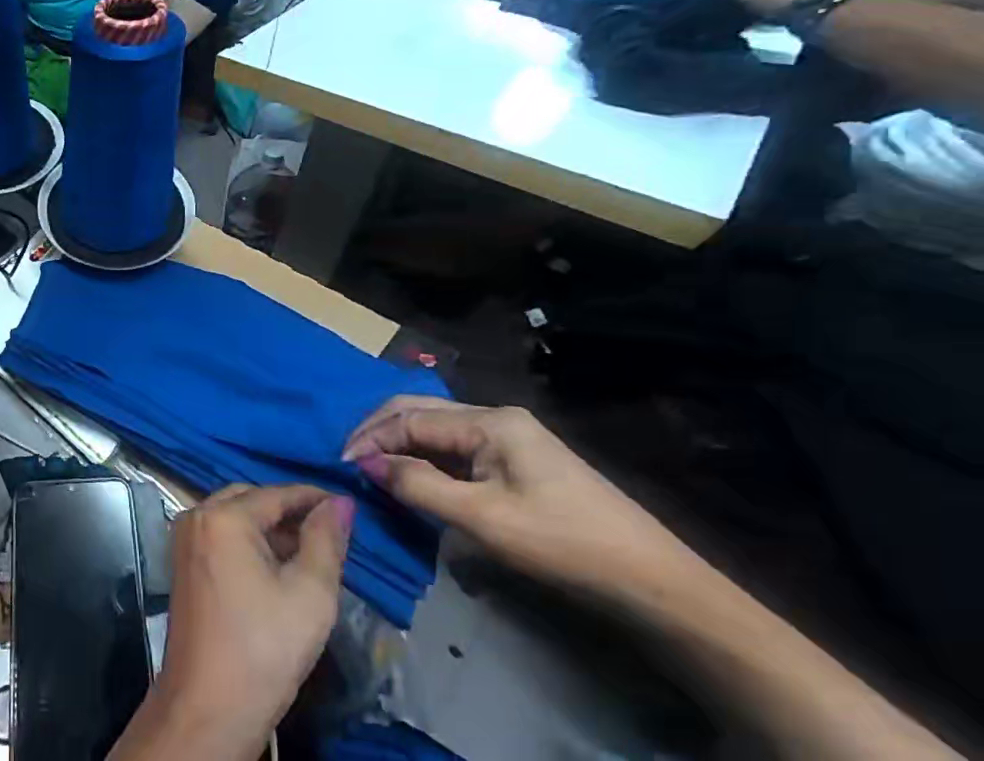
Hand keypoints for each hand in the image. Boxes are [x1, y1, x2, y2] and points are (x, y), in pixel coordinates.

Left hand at [147, 486, 350, 749]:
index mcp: (223, 517)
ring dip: (269, 526)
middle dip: (289, 510)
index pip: (276, 493)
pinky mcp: (182, 562)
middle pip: (251, 498)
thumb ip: (326, 540)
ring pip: (234, 516)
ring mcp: (184, 539)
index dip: (314, 497)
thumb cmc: (264, 647)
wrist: (210, 704)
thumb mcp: (310, 593)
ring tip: (311, 549)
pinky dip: (249, 541)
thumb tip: (340, 502)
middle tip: (329, 530)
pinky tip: (277, 564)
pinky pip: (220, 535)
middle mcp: (196, 516)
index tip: (347, 506)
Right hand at [343, 397, 698, 605]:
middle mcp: (495, 418)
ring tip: (372, 471)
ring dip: (400, 447)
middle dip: (379, 433)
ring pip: (436, 431)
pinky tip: (411, 478)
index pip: (410, 418)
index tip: (341, 465)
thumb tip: (364, 463)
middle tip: (349, 462)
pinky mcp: (516, 462)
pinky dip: (425, 461)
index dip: (371, 438)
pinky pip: (455, 450)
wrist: (655, 584)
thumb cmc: (564, 543)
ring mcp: (508, 439)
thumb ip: (418, 484)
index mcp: (489, 421)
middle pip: (420, 413)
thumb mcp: (482, 518)